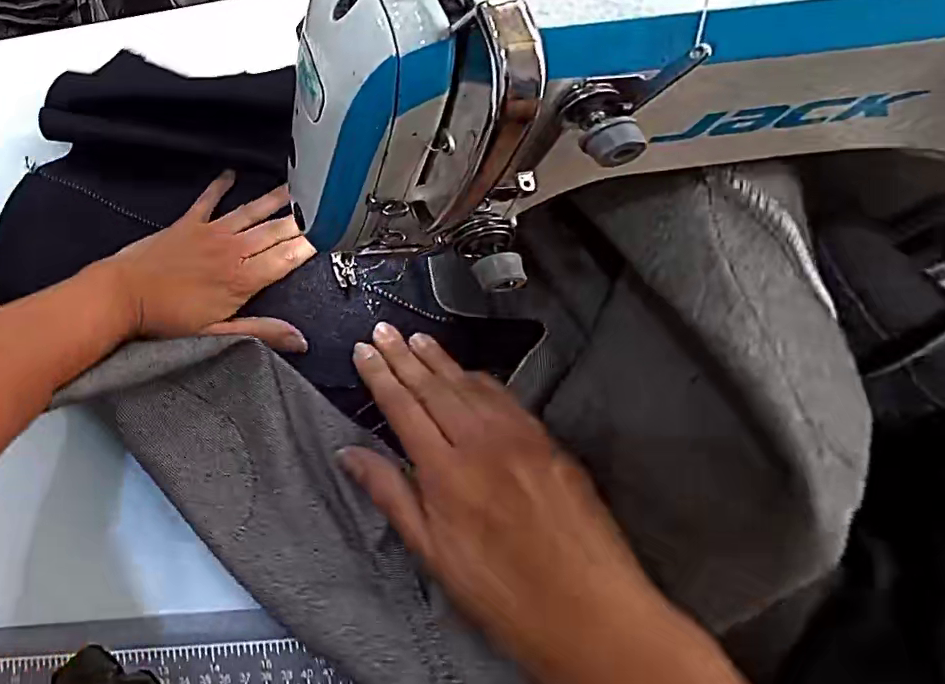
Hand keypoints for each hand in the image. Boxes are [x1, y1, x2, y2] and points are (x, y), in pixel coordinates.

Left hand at [98, 171, 315, 351]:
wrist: (123, 295)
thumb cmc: (167, 320)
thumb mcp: (217, 334)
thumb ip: (261, 332)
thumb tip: (300, 340)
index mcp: (242, 278)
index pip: (286, 258)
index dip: (309, 246)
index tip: (329, 234)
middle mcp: (232, 250)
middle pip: (275, 231)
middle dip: (301, 219)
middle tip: (323, 205)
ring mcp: (211, 232)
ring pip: (251, 211)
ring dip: (274, 199)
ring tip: (295, 187)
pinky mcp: (189, 222)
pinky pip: (209, 200)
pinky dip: (220, 186)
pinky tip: (230, 174)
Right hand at [338, 323, 743, 683]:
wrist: (594, 614)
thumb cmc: (506, 597)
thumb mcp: (435, 557)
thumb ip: (391, 496)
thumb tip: (349, 455)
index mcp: (446, 472)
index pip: (403, 406)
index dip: (380, 375)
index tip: (364, 351)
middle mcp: (479, 442)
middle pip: (433, 386)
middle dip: (403, 355)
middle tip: (384, 330)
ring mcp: (517, 436)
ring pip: (468, 384)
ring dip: (439, 358)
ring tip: (417, 338)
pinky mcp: (546, 440)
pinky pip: (504, 395)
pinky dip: (479, 377)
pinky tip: (468, 371)